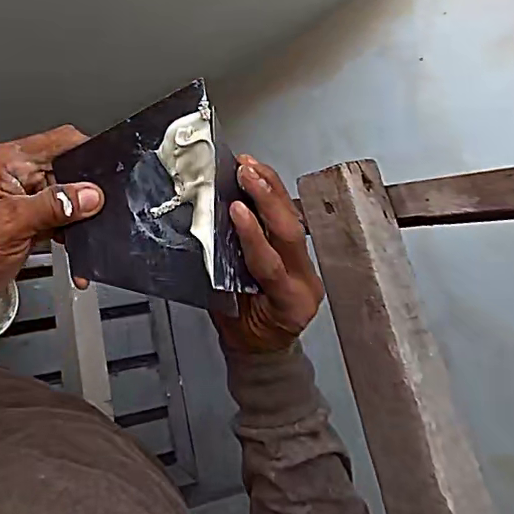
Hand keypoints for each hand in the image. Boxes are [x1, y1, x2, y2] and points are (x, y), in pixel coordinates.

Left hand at [0, 126, 105, 310]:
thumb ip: (53, 206)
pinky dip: (72, 235)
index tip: (106, 172)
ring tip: (89, 233)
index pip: (57, 142)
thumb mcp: (11, 224)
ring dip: (80, 216)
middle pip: (67, 169)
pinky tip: (78, 249)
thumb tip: (90, 194)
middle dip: (86, 190)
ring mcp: (24, 200)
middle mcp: (16, 176)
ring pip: (67, 197)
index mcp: (6, 163)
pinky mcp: (29, 222)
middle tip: (101, 209)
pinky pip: (61, 221)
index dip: (85, 152)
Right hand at [212, 156, 323, 353]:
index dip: (253, 235)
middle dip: (268, 199)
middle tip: (246, 173)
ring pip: (293, 221)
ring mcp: (306, 266)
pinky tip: (259, 176)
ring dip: (270, 188)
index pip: (271, 264)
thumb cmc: (244, 333)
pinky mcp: (300, 254)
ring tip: (250, 165)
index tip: (236, 209)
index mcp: (288, 304)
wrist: (263, 347)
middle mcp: (305, 282)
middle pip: (290, 234)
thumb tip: (206, 240)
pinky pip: (289, 220)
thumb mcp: (227, 312)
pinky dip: (273, 195)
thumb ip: (221, 278)